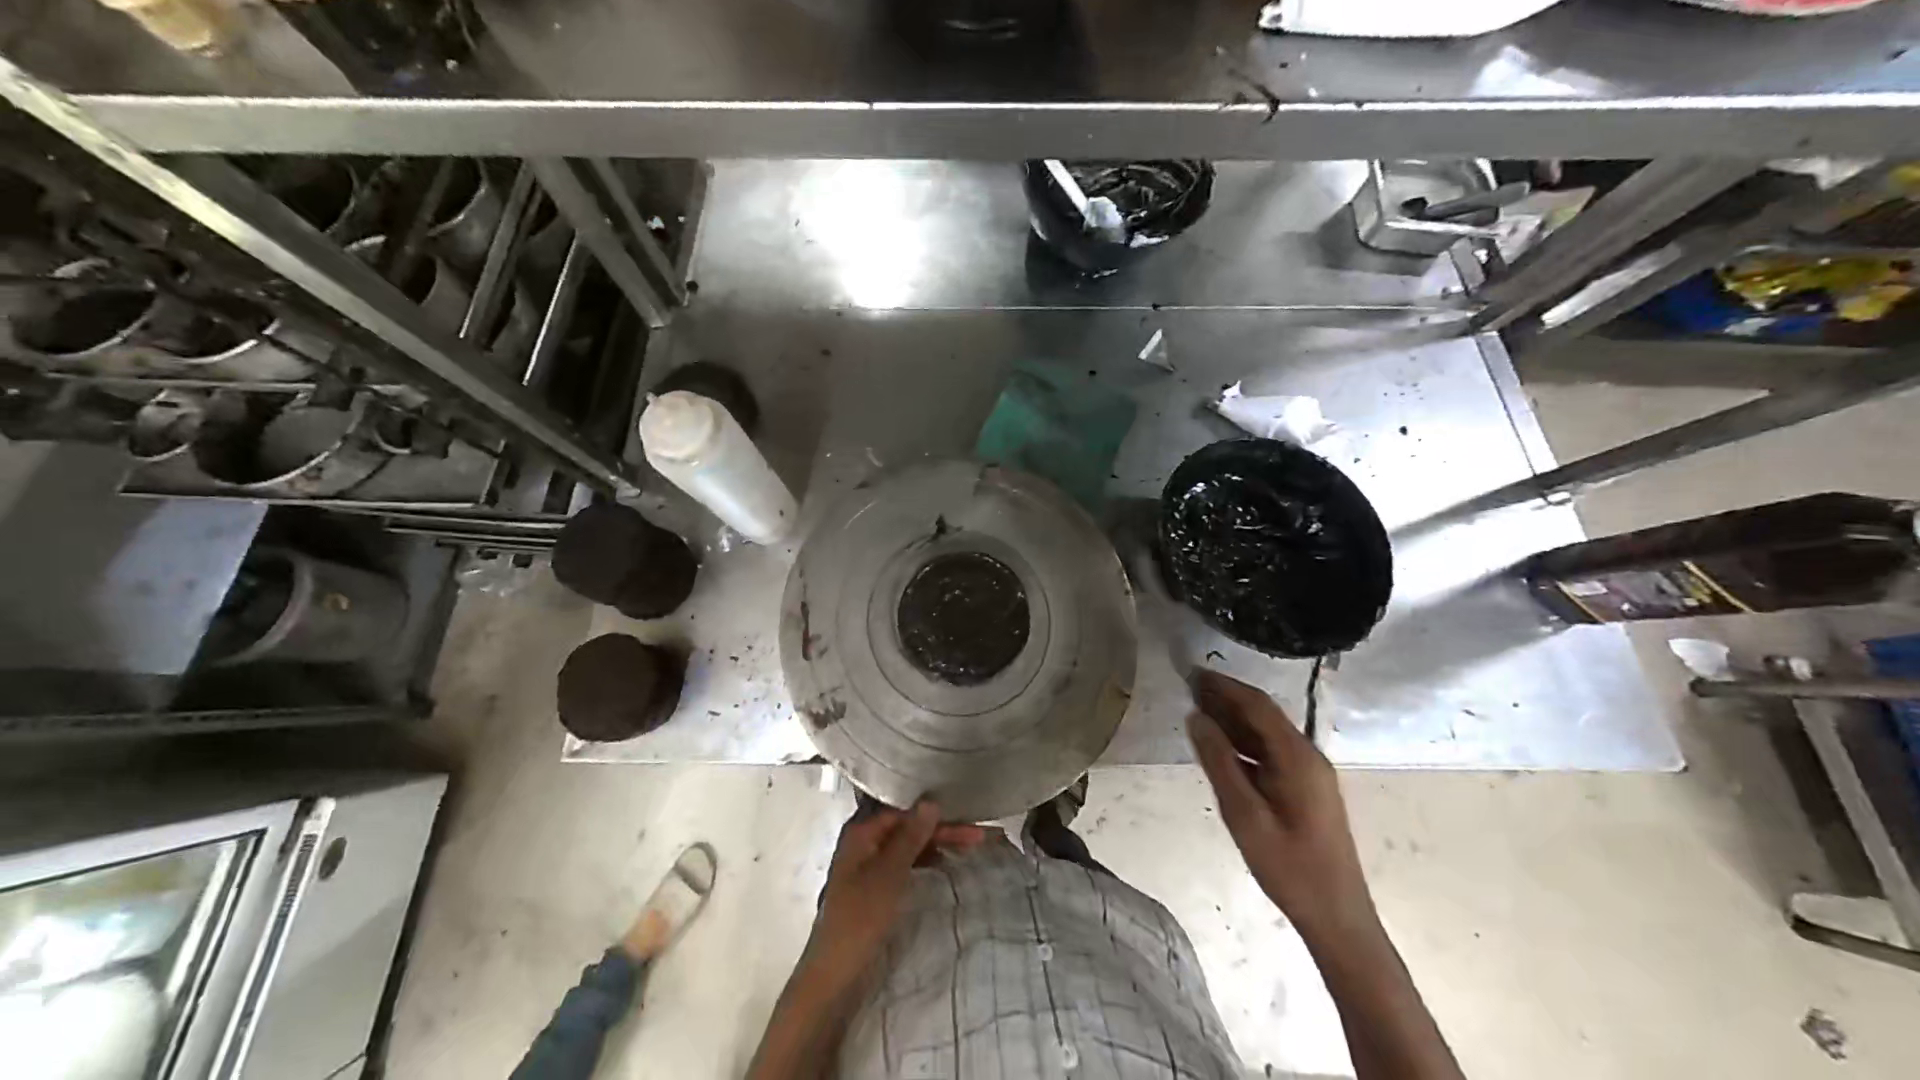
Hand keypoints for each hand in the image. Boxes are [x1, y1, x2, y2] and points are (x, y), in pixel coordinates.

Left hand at [803, 801, 982, 991]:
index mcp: (861, 832)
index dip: (935, 813)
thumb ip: (910, 836)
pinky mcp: (874, 886)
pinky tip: (942, 862)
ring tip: (969, 845)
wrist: (837, 972)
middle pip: (906, 826)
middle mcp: (863, 842)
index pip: (904, 811)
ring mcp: (868, 865)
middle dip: (940, 829)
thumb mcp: (890, 873)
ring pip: (907, 844)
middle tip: (977, 835)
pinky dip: (923, 860)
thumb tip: (931, 802)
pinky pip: (903, 862)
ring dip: (935, 843)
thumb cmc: (862, 917)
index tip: (966, 816)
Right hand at [1187, 670, 1377, 943]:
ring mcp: (1309, 774)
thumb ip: (1219, 763)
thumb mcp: (1244, 815)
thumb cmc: (1289, 868)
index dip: (1224, 686)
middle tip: (1188, 686)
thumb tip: (1196, 718)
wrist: (1337, 916)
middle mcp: (1307, 757)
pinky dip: (1243, 742)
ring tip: (1196, 708)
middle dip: (1226, 698)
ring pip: (1266, 734)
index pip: (1257, 706)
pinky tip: (1220, 746)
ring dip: (1233, 719)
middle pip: (1263, 716)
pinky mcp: (1306, 789)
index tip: (1191, 673)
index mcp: (1297, 758)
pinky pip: (1271, 753)